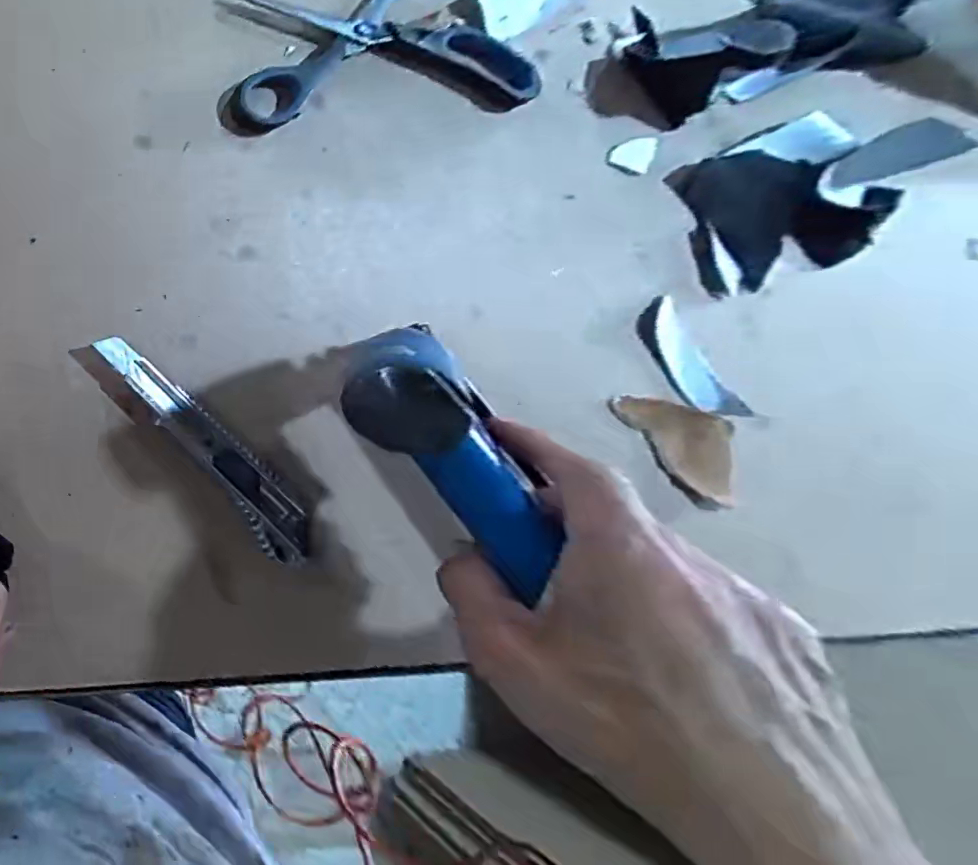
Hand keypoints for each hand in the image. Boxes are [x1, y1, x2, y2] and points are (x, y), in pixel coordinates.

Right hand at [439, 420, 925, 864]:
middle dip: (561, 524)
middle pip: (613, 518)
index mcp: (621, 551)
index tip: (497, 434)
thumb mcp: (508, 658)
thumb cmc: (623, 726)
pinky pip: (711, 603)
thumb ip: (469, 590)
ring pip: (661, 564)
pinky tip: (666, 668)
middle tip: (529, 561)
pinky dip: (671, 609)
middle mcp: (689, 560)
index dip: (532, 443)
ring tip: (599, 636)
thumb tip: (468, 559)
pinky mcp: (792, 641)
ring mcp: (750, 599)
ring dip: (617, 574)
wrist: (777, 825)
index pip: (576, 469)